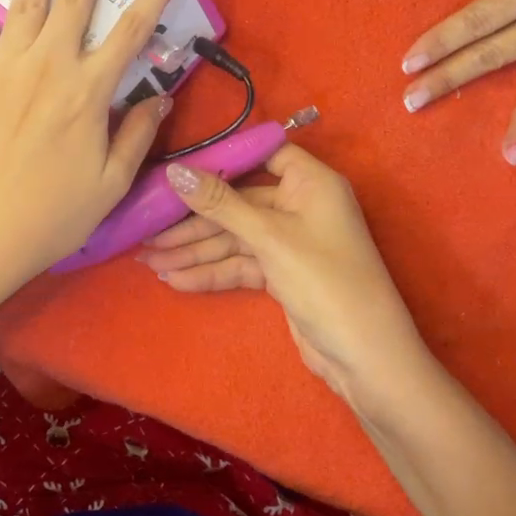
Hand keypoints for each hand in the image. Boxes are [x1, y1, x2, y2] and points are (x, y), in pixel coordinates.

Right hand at [138, 145, 423, 400]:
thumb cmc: (326, 282)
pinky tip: (176, 280)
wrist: (367, 361)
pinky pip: (241, 264)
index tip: (177, 166)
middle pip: (239, 202)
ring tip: (151, 261)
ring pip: (235, 237)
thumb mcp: (270, 238)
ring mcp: (291, 242)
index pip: (261, 154)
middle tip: (148, 229)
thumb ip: (220, 204)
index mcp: (311, 183)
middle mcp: (301, 205)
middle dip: (194, 221)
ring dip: (196, 250)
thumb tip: (174, 170)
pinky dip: (211, 272)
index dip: (221, 158)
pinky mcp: (283, 274)